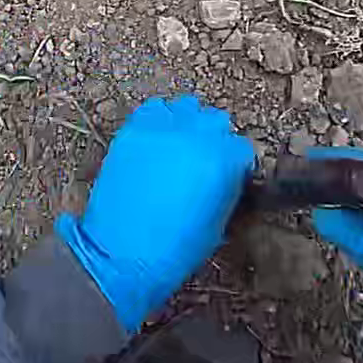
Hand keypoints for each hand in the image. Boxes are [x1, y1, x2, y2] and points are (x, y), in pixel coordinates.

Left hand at [56, 96, 254, 332]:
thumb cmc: (173, 249)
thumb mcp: (217, 224)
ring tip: (179, 146)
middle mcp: (194, 136)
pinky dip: (159, 122)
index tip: (229, 173)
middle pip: (215, 121)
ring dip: (187, 124)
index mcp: (221, 161)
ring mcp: (162, 129)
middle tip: (203, 160)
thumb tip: (229, 175)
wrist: (121, 254)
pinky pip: (154, 111)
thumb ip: (227, 188)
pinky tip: (157, 142)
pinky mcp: (134, 129)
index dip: (236, 163)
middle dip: (214, 139)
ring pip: (185, 108)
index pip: (241, 147)